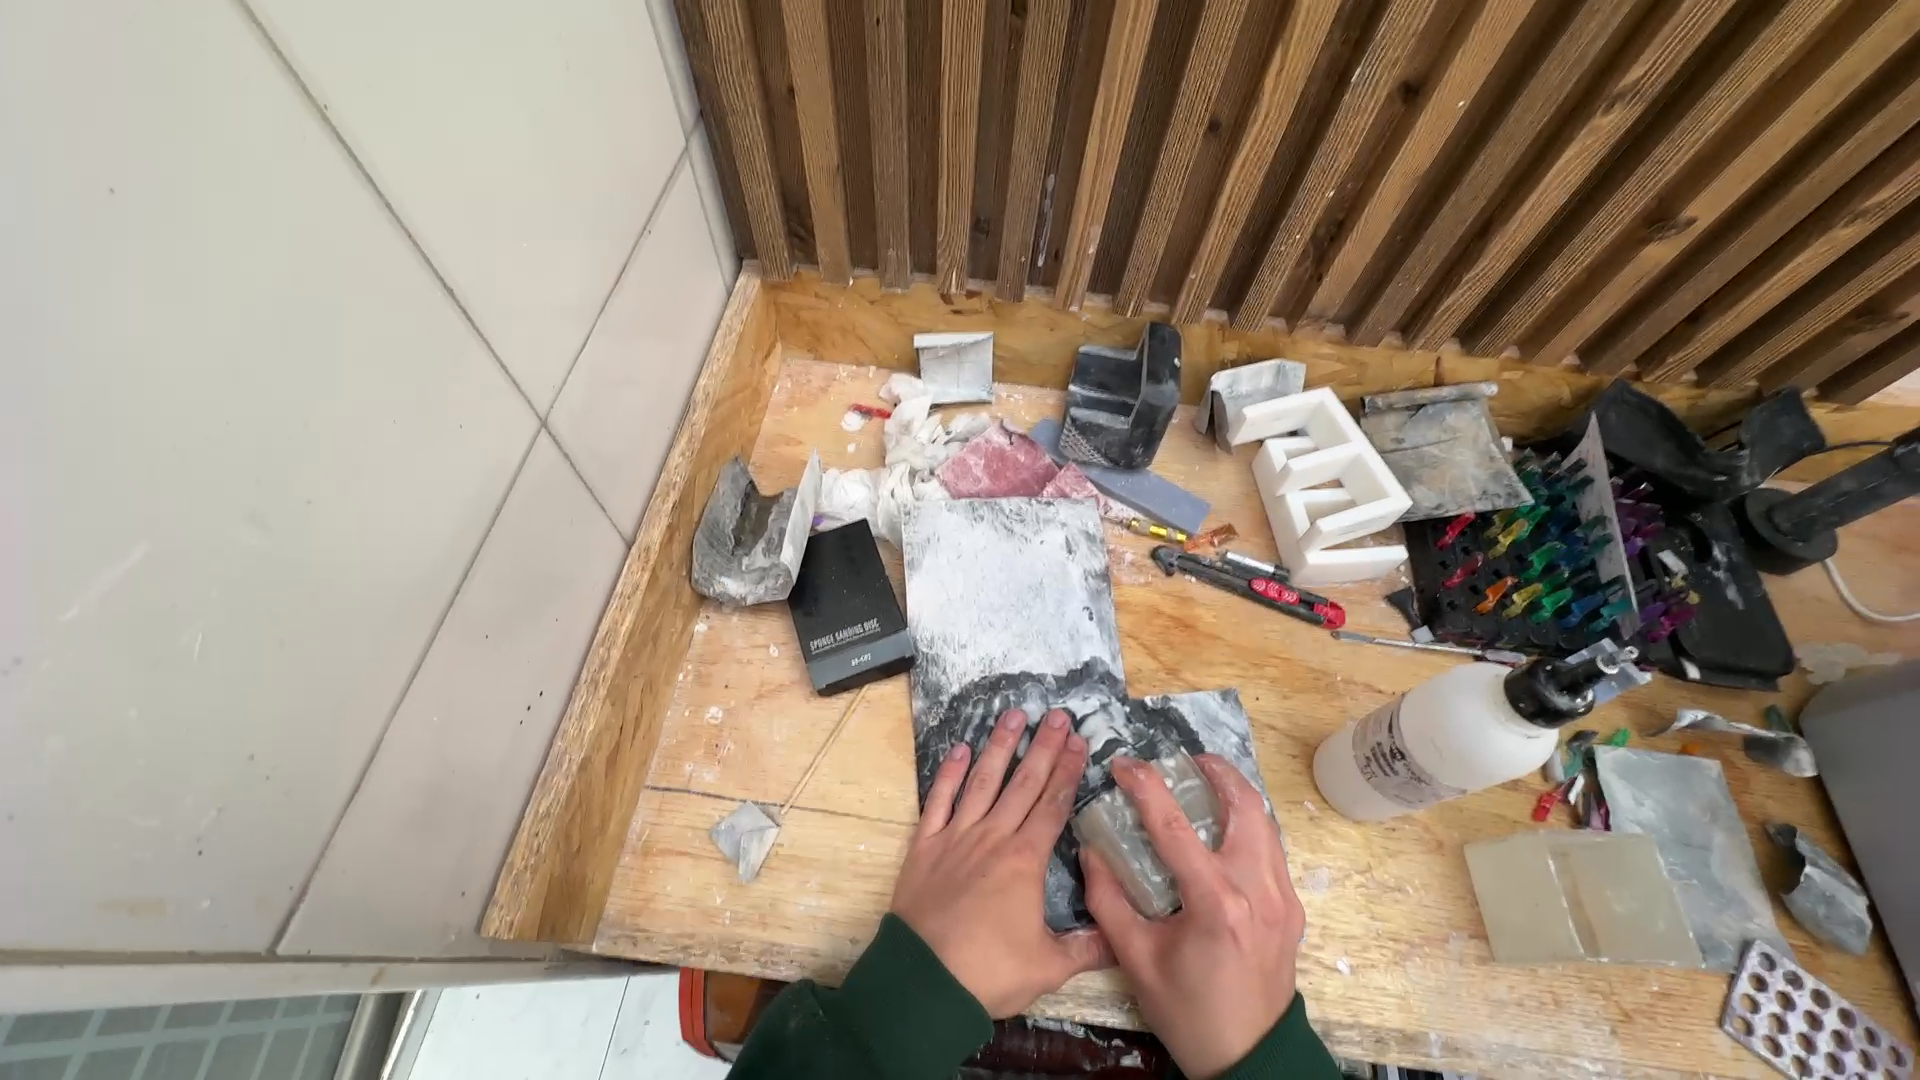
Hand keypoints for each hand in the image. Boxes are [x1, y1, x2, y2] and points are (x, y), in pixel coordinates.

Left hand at [891, 707, 1111, 1017]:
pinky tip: (958, 748)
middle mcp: (993, 837)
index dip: (1068, 771)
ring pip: (982, 781)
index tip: (1079, 741)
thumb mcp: (1048, 967)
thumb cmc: (989, 972)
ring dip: (999, 746)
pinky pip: (938, 800)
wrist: (923, 981)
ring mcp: (956, 836)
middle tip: (1057, 715)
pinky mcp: (925, 845)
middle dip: (1043, 747)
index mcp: (1025, 860)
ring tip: (1013, 715)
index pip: (1053, 805)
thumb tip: (1121, 939)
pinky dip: (948, 773)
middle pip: (1023, 783)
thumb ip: (1086, 947)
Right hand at [1080, 754, 1304, 1079]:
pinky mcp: (1293, 909)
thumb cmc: (1188, 1012)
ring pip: (1265, 823)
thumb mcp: (1135, 959)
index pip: (1175, 826)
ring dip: (1235, 793)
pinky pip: (1272, 848)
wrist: (1251, 1060)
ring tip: (1204, 782)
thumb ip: (1108, 899)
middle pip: (1245, 806)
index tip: (1123, 764)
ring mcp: (1284, 899)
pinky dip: (1248, 823)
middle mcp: (1259, 891)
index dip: (1145, 786)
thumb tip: (1091, 850)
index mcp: (1216, 903)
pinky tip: (1222, 829)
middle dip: (1215, 771)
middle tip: (1184, 759)